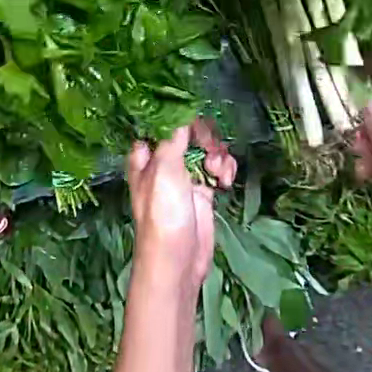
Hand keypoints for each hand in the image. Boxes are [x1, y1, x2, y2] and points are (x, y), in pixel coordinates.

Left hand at [126, 118, 236, 300]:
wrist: (178, 261)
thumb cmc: (164, 214)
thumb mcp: (164, 170)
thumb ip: (173, 138)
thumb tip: (182, 111)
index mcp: (147, 153)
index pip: (164, 121)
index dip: (182, 117)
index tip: (197, 122)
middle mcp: (164, 160)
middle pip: (189, 131)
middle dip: (205, 138)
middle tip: (211, 152)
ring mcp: (184, 174)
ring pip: (206, 148)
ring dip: (218, 154)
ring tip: (219, 172)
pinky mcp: (202, 189)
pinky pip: (217, 167)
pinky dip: (224, 169)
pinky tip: (225, 181)